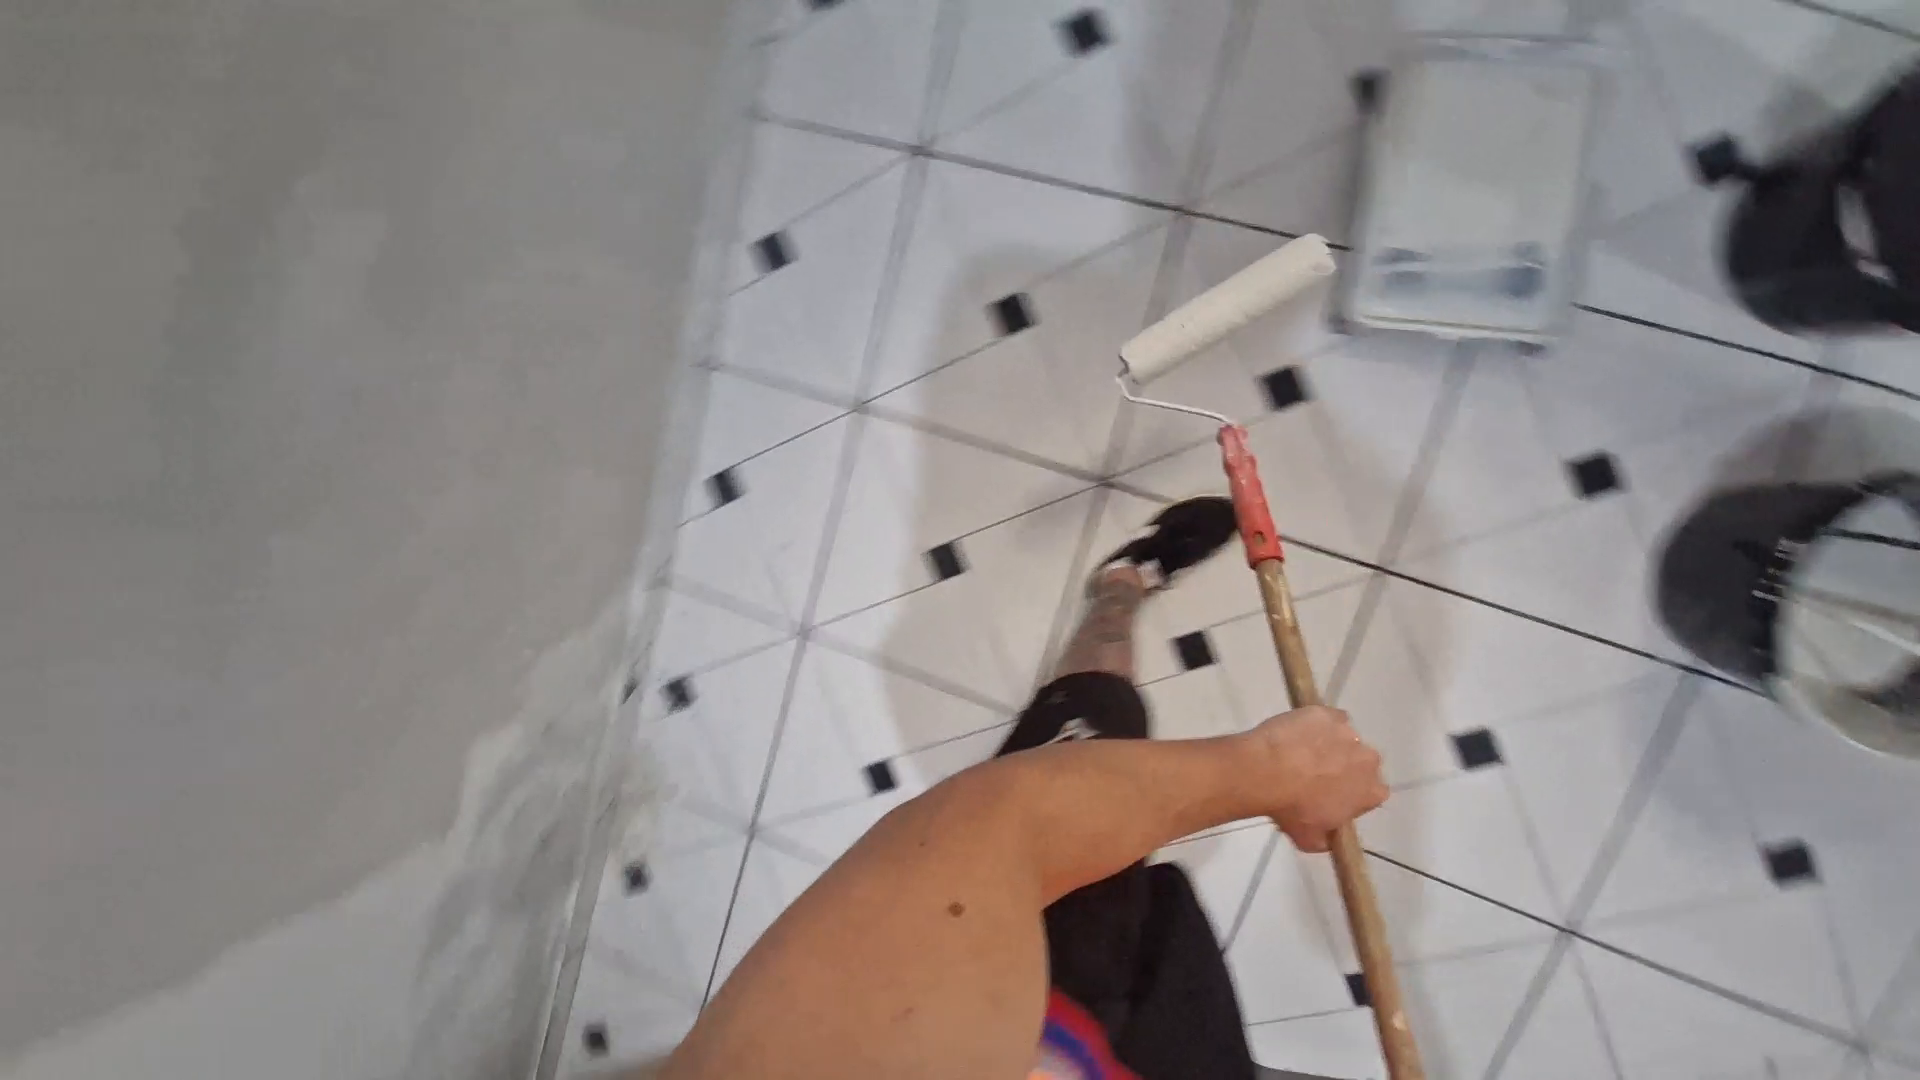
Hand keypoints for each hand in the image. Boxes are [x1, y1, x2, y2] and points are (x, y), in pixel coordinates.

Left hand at [1250, 706, 1387, 852]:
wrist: (1265, 771)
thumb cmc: (1290, 809)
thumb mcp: (1311, 840)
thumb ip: (1328, 838)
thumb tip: (1327, 836)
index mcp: (1371, 791)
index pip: (1371, 793)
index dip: (1351, 794)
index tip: (1331, 795)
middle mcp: (1368, 759)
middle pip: (1360, 762)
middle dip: (1343, 767)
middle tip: (1313, 773)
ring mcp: (1348, 731)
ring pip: (1343, 737)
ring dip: (1328, 743)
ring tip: (1300, 751)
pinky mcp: (1325, 712)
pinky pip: (1325, 717)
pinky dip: (1314, 723)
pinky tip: (1296, 733)